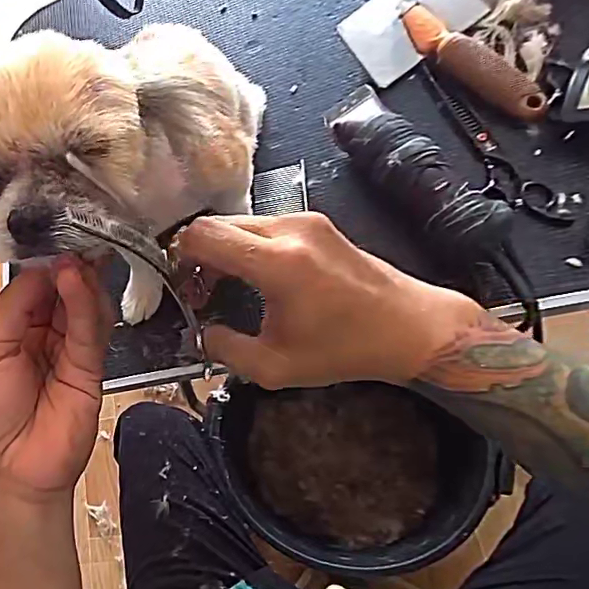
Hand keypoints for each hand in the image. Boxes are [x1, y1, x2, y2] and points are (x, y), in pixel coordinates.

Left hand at [0, 257, 109, 501]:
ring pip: (82, 306)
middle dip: (67, 265)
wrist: (10, 473)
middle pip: (62, 292)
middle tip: (74, 237)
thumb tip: (41, 268)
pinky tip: (77, 282)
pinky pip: (91, 330)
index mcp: (13, 332)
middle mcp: (43, 337)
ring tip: (76, 257)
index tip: (50, 234)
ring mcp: (70, 353)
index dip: (41, 262)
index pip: (33, 286)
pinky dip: (86, 304)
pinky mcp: (92, 368)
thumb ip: (14, 308)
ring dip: (79, 280)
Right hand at [173, 213, 484, 387]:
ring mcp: (307, 221)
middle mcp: (290, 229)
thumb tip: (201, 335)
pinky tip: (257, 280)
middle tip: (200, 292)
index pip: (202, 235)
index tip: (181, 286)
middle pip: (218, 225)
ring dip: (224, 252)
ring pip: (242, 224)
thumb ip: (226, 350)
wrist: (409, 326)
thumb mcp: (276, 367)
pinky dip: (250, 249)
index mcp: (276, 262)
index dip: (179, 258)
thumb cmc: (347, 349)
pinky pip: (267, 228)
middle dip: (199, 256)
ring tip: (227, 289)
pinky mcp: (319, 224)